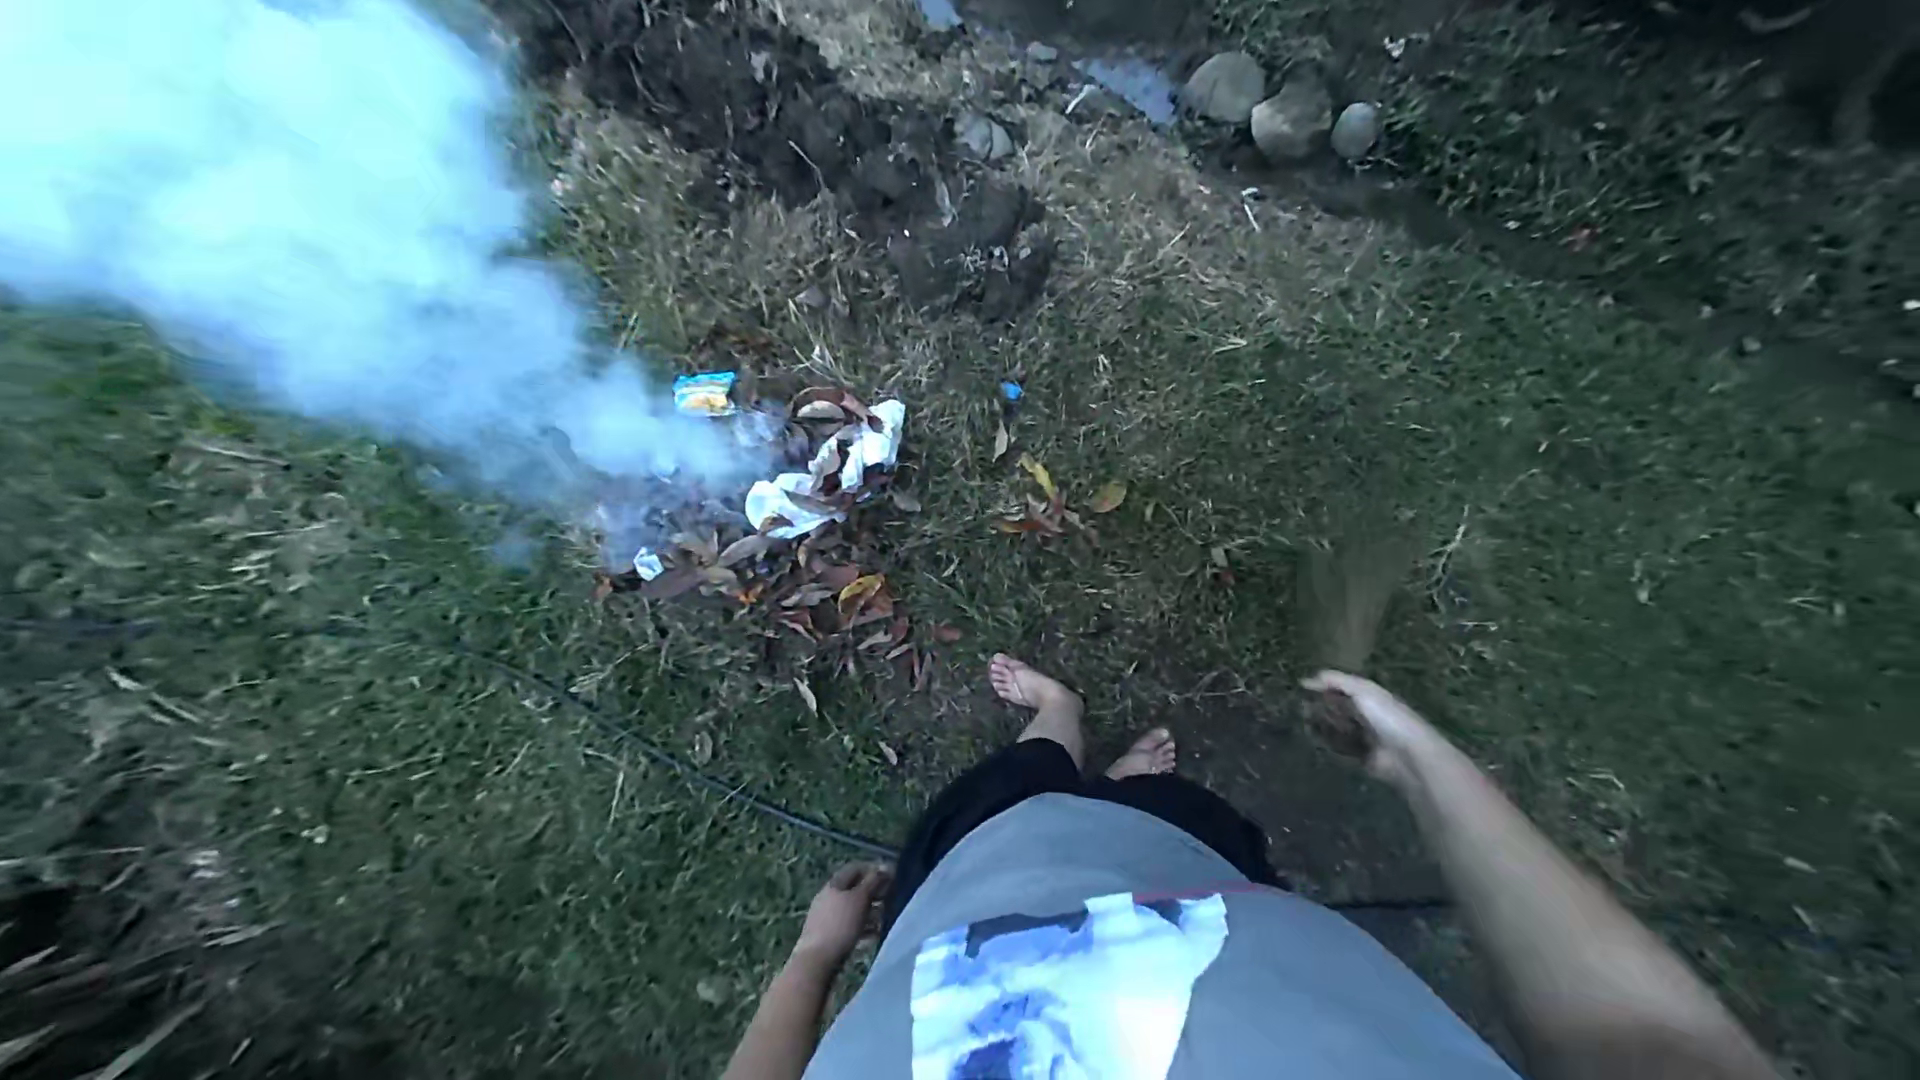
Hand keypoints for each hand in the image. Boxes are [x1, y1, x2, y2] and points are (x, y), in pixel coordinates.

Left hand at [791, 863, 890, 969]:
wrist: (815, 963)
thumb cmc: (840, 926)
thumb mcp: (860, 899)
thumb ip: (873, 881)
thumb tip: (886, 866)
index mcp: (834, 884)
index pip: (855, 868)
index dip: (873, 869)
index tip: (890, 876)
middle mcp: (828, 897)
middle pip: (854, 889)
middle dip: (873, 892)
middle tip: (890, 898)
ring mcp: (826, 918)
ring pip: (853, 909)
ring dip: (870, 911)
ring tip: (884, 918)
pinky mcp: (828, 937)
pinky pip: (849, 926)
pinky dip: (862, 928)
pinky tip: (873, 935)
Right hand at [1301, 670, 1445, 787]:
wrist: (1408, 755)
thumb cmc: (1388, 717)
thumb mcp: (1363, 690)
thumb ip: (1336, 681)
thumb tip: (1306, 679)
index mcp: (1371, 697)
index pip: (1342, 688)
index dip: (1324, 686)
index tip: (1302, 686)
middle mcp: (1367, 716)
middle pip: (1337, 708)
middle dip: (1320, 706)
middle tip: (1300, 706)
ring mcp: (1364, 737)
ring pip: (1336, 727)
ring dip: (1320, 724)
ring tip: (1303, 721)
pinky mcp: (1360, 757)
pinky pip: (1339, 748)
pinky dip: (1326, 743)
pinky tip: (1313, 738)